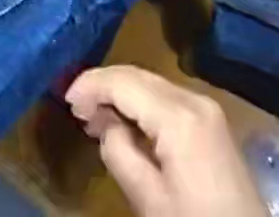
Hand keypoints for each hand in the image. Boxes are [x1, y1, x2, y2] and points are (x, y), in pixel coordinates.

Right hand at [66, 65, 266, 216]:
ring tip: (94, 118)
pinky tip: (126, 123)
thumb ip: (118, 152)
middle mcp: (194, 99)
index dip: (91, 85)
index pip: (124, 82)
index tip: (65, 101)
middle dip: (104, 86)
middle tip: (76, 110)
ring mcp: (207, 109)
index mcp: (179, 116)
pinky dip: (142, 104)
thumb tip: (104, 123)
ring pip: (153, 84)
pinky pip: (168, 99)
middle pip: (139, 76)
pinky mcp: (213, 123)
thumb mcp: (149, 201)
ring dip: (122, 94)